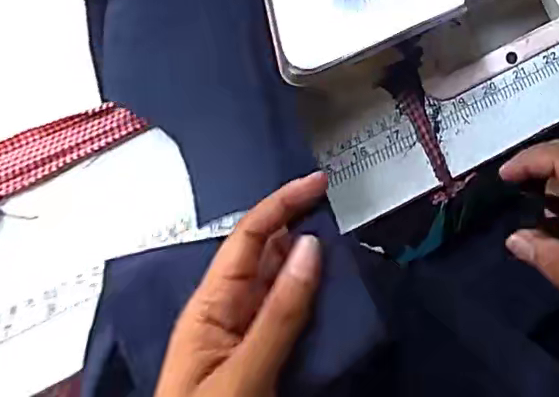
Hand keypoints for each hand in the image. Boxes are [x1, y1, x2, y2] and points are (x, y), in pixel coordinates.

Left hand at [157, 171, 326, 396]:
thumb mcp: (241, 379)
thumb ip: (279, 313)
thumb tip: (311, 244)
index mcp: (210, 306)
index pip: (248, 236)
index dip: (283, 202)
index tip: (321, 182)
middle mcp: (227, 310)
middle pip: (267, 252)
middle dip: (301, 224)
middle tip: (342, 209)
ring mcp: (245, 334)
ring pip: (281, 279)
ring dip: (312, 258)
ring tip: (348, 242)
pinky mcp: (262, 358)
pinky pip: (290, 311)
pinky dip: (314, 293)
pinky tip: (337, 288)